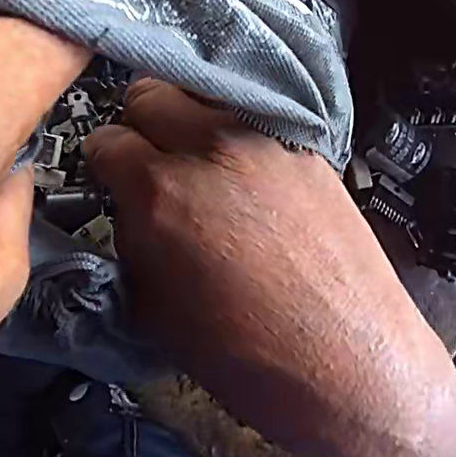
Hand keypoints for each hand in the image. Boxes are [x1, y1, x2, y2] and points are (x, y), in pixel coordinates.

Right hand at [83, 80, 455, 456]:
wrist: (350, 364)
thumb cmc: (252, 358)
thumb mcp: (158, 312)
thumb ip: (135, 241)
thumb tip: (133, 211)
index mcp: (160, 194)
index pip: (106, 141)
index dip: (106, 163)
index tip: (115, 177)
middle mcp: (212, 152)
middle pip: (152, 92)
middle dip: (143, 123)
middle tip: (154, 159)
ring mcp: (266, 143)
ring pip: (208, 95)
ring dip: (194, 119)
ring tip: (202, 161)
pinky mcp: (308, 149)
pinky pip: (258, 117)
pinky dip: (242, 132)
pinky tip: (249, 173)